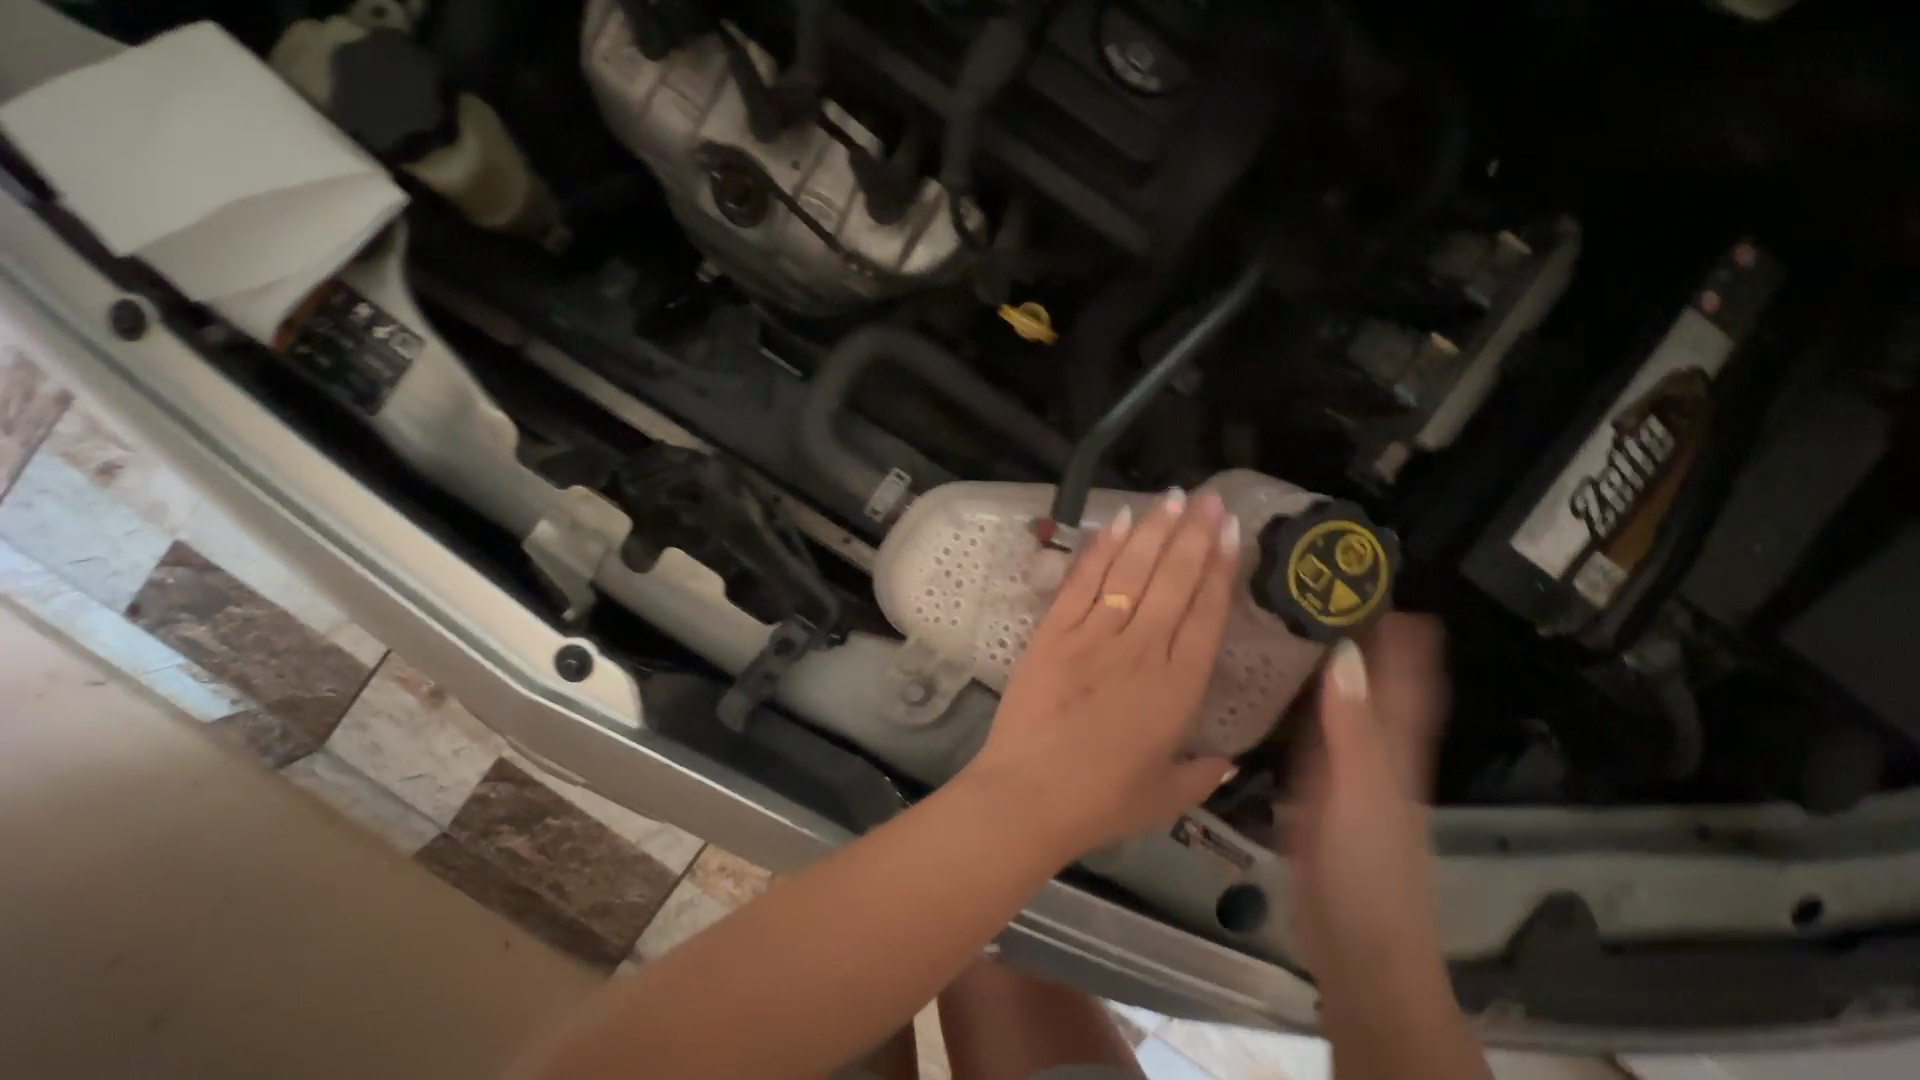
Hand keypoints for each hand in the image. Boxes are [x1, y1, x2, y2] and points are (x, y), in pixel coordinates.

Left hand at [961, 489, 1241, 858]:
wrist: (1028, 796)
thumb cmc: (1102, 802)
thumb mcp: (1166, 797)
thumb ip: (1202, 775)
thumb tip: (1229, 762)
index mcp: (1178, 688)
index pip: (1206, 615)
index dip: (1221, 569)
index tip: (1231, 532)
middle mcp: (1141, 651)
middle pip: (1174, 582)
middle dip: (1194, 535)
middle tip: (1210, 497)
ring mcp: (1094, 637)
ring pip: (1131, 572)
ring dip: (1154, 531)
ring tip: (1173, 497)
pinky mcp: (1053, 633)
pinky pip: (1083, 582)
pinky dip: (1102, 549)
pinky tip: (1119, 521)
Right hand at [1288, 616, 1449, 988]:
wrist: (1359, 947)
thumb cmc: (1371, 870)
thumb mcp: (1361, 792)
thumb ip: (1351, 725)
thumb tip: (1344, 650)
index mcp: (1396, 743)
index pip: (1409, 671)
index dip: (1402, 626)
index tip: (1373, 574)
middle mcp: (1373, 746)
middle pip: (1370, 678)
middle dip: (1353, 631)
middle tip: (1310, 583)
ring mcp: (1342, 769)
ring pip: (1335, 701)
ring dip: (1319, 662)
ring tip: (1283, 618)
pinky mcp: (1312, 792)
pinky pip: (1304, 734)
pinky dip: (1291, 704)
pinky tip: (1264, 686)